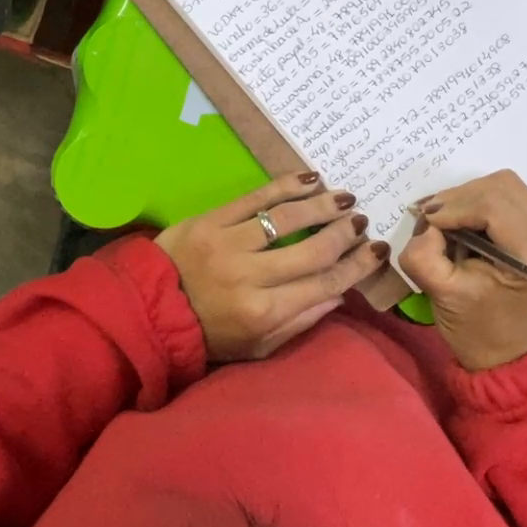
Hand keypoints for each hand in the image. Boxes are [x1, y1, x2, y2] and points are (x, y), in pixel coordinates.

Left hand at [155, 171, 390, 360]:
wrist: (148, 310)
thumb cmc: (209, 334)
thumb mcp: (257, 347)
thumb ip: (299, 322)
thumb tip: (339, 294)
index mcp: (265, 312)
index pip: (324, 284)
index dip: (357, 266)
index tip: (378, 251)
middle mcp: (252, 277)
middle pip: (313, 250)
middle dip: (345, 235)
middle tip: (362, 223)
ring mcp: (230, 244)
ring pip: (289, 218)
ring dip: (324, 206)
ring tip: (345, 200)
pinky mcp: (211, 220)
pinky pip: (256, 198)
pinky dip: (287, 186)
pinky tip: (311, 179)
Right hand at [399, 170, 526, 370]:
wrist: (511, 360)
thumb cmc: (477, 333)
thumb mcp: (441, 294)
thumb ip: (424, 255)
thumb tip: (425, 225)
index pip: (494, 205)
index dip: (454, 206)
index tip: (426, 222)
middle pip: (503, 186)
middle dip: (460, 196)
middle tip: (431, 219)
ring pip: (508, 188)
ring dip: (469, 197)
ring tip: (444, 222)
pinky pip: (510, 201)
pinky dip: (479, 205)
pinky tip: (462, 226)